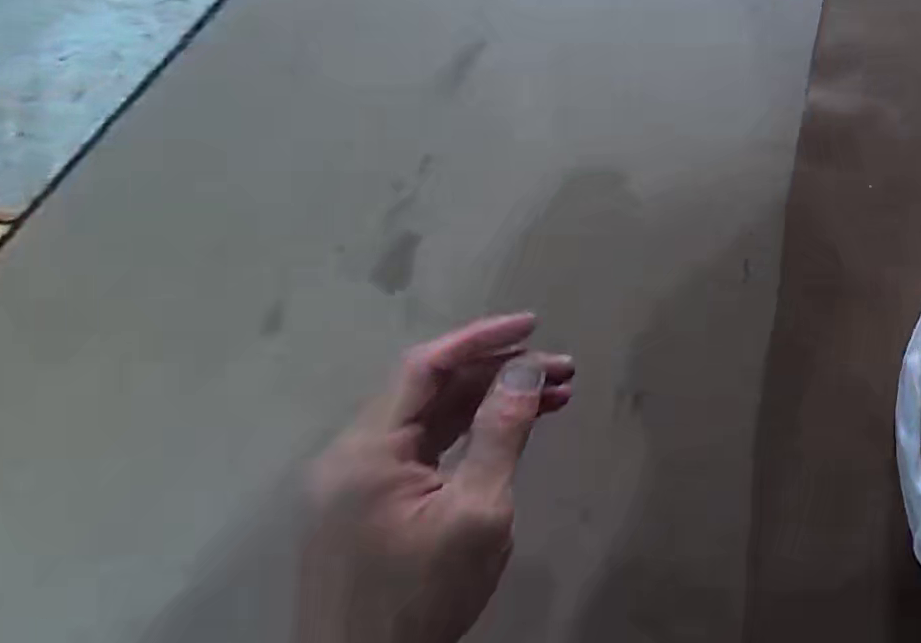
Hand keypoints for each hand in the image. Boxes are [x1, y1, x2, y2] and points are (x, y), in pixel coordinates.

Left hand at [298, 314, 574, 642]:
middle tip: (564, 369)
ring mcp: (363, 479)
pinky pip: (434, 442)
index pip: (425, 367)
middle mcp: (355, 455)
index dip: (481, 337)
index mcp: (365, 453)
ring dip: (498, 397)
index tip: (535, 326)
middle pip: (435, 387)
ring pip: (439, 413)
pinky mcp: (378, 500)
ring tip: (558, 392)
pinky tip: (523, 423)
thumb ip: (501, 432)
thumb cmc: (420, 595)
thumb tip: (526, 367)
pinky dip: (480, 426)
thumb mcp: (476, 511)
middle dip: (503, 370)